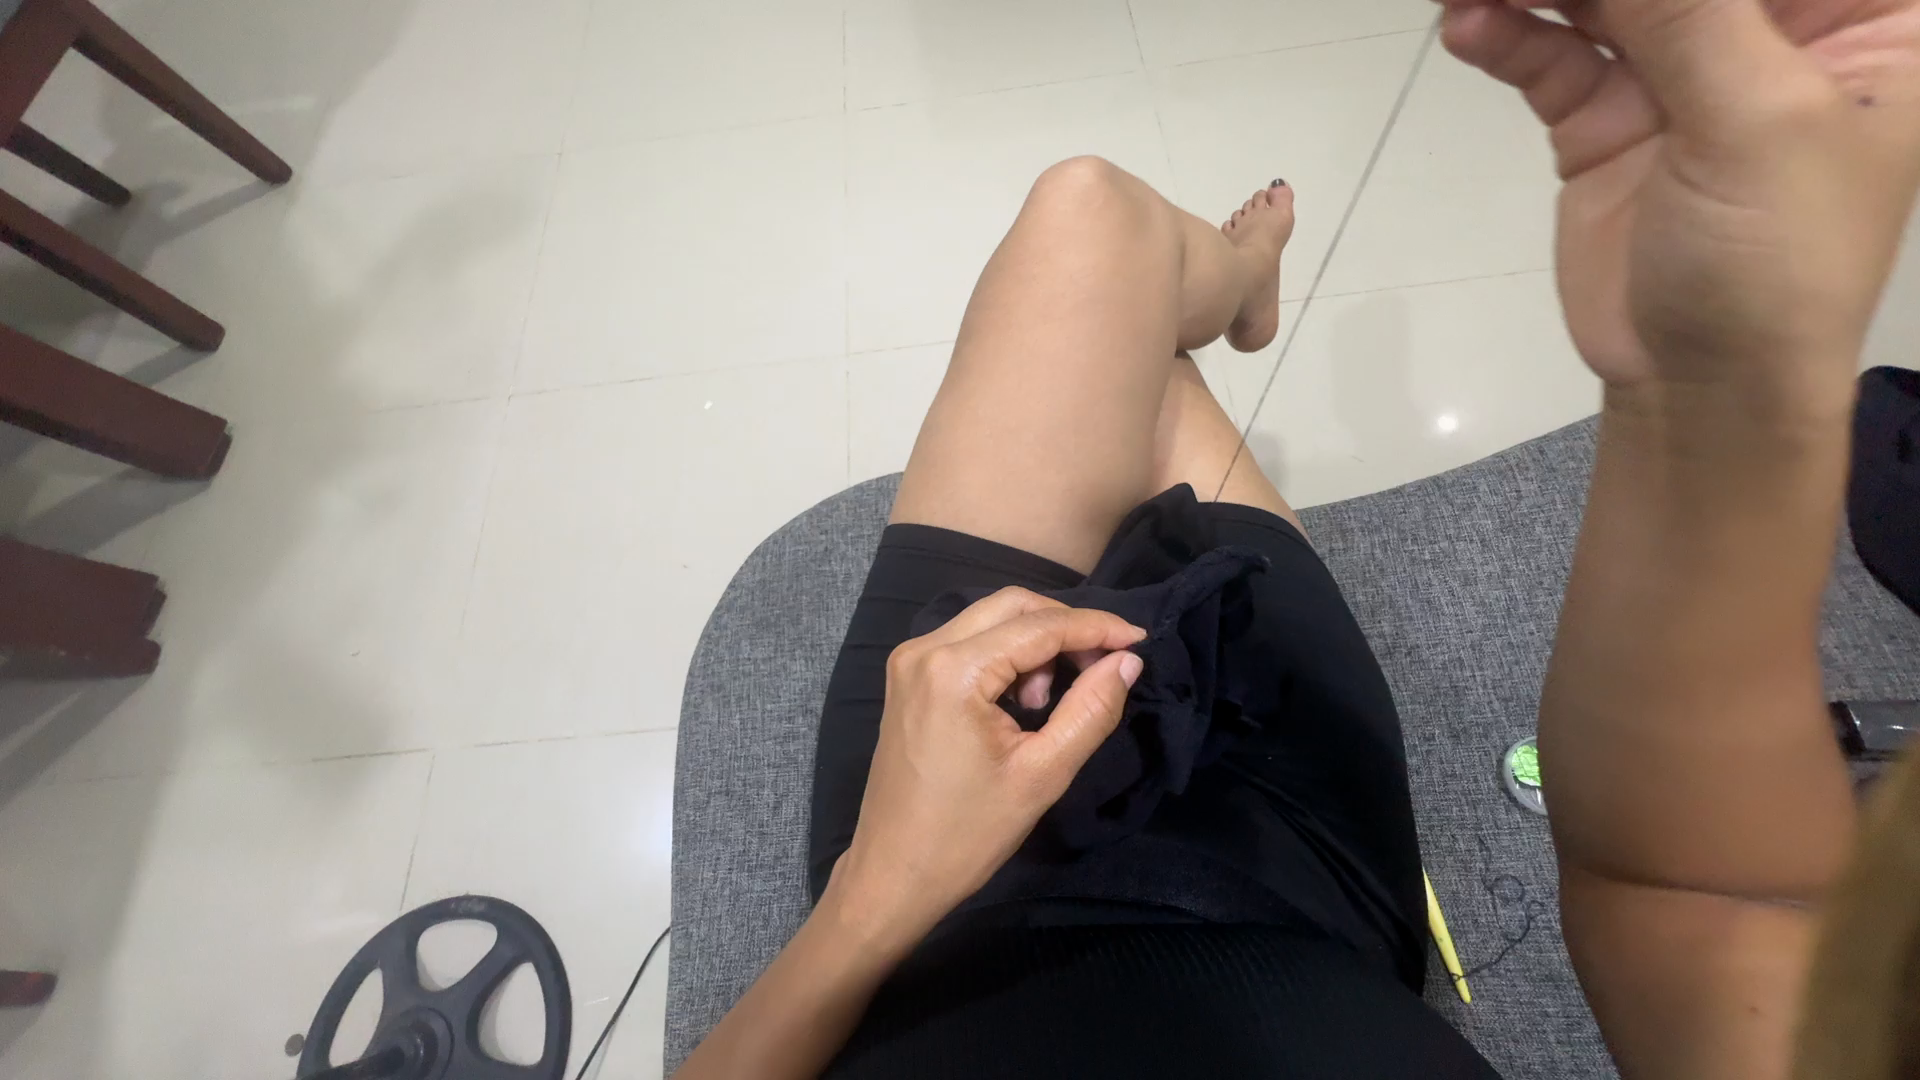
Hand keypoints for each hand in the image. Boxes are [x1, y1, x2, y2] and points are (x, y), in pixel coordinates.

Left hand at [826, 587, 1145, 937]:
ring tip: (1048, 700)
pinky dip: (1005, 653)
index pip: (1039, 626)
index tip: (1139, 638)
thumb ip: (1090, 710)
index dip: (1096, 627)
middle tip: (1102, 664)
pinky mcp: (907, 674)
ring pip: (990, 618)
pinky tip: (1019, 700)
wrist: (894, 872)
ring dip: (1034, 641)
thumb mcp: (1043, 774)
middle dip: (1065, 626)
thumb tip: (1128, 661)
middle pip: (1012, 605)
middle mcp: (925, 648)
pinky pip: (968, 640)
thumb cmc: (969, 833)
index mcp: (954, 670)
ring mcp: (910, 658)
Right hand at [1439, 0, 1919, 418]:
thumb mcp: (1755, 122)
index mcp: (1862, 7)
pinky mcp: (1602, 127)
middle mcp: (1767, 31)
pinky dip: (1512, 49)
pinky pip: (1556, 69)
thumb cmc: (1773, 253)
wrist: (1691, 372)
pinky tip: (1471, 30)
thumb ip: (1692, 22)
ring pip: (1602, 8)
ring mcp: (1674, 80)